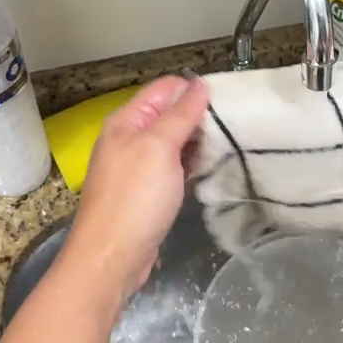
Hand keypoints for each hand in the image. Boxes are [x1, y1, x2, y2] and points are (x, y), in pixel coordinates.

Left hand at [60, 74, 210, 298]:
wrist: (111, 259)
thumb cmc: (134, 199)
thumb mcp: (159, 148)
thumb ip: (181, 114)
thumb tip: (200, 83)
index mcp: (127, 120)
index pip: (165, 89)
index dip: (194, 90)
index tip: (227, 101)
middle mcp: (130, 138)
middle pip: (170, 113)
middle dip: (199, 117)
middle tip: (231, 128)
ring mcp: (138, 165)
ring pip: (175, 141)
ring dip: (197, 143)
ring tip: (225, 149)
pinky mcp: (147, 190)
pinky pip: (173, 166)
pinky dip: (190, 166)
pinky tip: (207, 171)